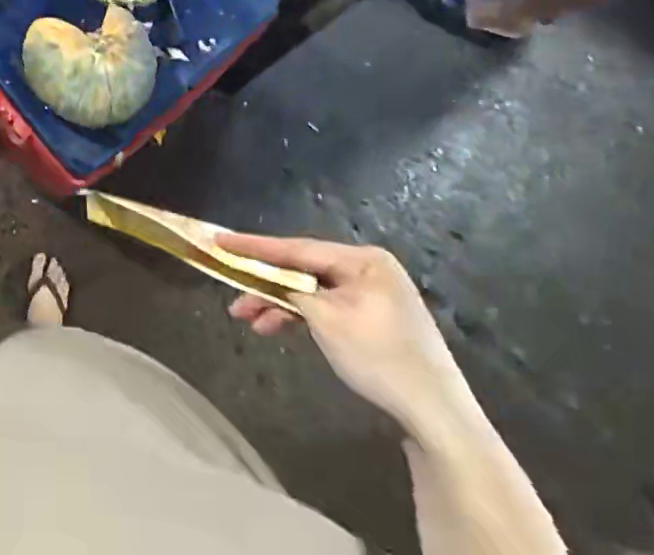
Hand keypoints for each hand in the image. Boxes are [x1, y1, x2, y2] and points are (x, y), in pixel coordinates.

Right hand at [221, 233, 471, 434]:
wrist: (435, 413)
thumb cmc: (379, 357)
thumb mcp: (325, 319)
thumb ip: (289, 290)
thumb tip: (266, 279)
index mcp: (363, 260)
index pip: (296, 248)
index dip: (253, 246)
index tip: (219, 240)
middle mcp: (367, 269)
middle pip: (300, 269)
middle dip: (264, 283)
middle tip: (230, 290)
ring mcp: (370, 293)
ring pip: (308, 289)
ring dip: (276, 303)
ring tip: (246, 319)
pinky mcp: (370, 316)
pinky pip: (323, 305)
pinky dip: (298, 315)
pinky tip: (272, 327)